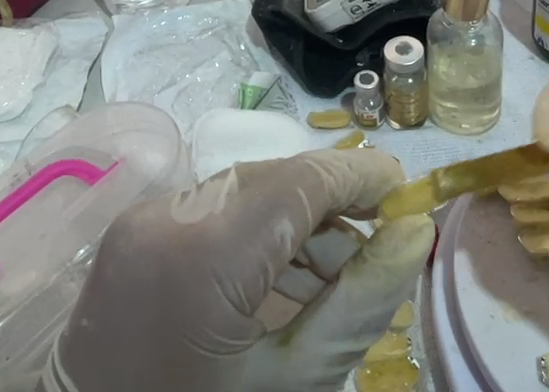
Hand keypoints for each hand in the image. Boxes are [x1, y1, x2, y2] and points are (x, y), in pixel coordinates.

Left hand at [44, 148, 433, 391]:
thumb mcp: (293, 382)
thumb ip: (359, 302)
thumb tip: (415, 233)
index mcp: (200, 253)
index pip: (299, 182)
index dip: (360, 177)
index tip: (407, 191)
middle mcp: (164, 215)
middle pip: (273, 181)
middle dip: (332, 204)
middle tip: (382, 240)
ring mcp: (141, 221)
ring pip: (244, 192)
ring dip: (298, 221)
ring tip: (341, 275)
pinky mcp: (133, 233)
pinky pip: (212, 211)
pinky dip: (257, 231)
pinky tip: (290, 277)